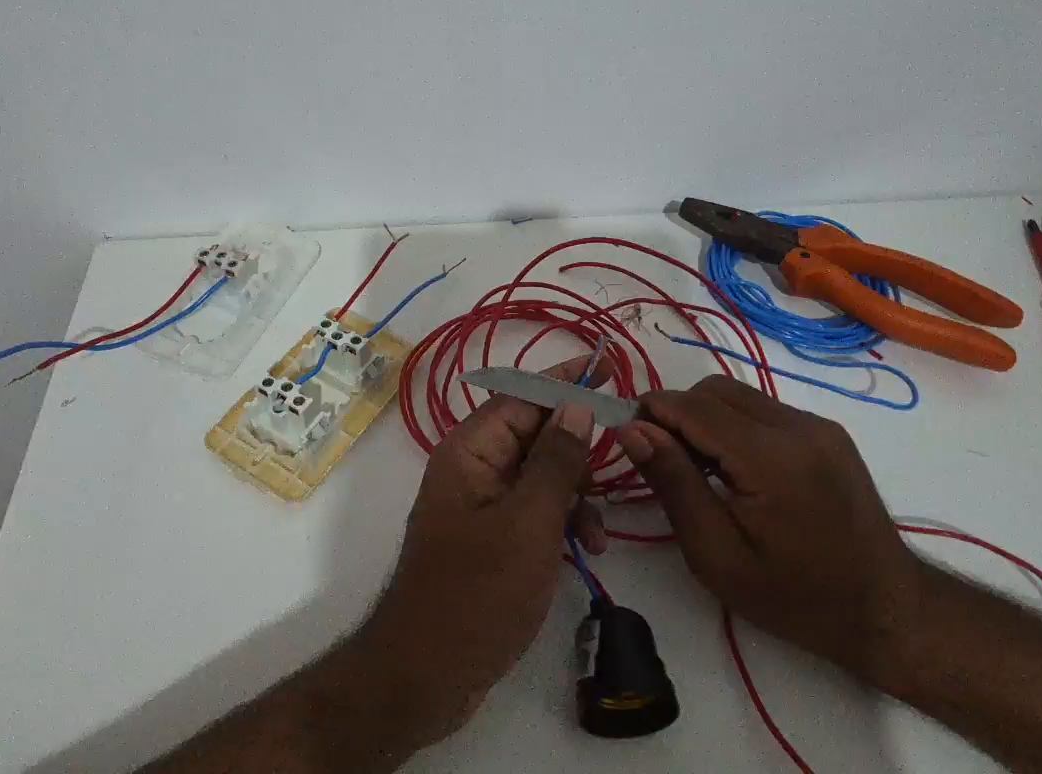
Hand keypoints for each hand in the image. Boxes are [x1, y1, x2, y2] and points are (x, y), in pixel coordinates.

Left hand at [356, 356, 607, 746]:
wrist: (427, 674)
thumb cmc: (478, 593)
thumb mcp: (529, 523)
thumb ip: (556, 462)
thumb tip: (575, 406)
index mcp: (470, 451)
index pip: (521, 396)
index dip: (565, 380)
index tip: (609, 367)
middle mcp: (472, 468)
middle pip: (535, 434)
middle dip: (577, 452)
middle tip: (614, 470)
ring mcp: (481, 505)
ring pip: (541, 476)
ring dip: (576, 495)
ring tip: (598, 534)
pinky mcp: (491, 539)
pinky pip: (535, 511)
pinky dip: (563, 523)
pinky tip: (587, 549)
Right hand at [614, 375, 923, 680]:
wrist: (886, 610)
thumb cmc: (794, 596)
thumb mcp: (717, 554)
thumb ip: (673, 483)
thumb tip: (632, 429)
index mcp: (770, 458)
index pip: (693, 406)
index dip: (652, 413)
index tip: (629, 439)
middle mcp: (798, 426)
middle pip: (714, 390)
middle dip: (678, 414)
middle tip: (666, 464)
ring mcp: (818, 425)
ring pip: (738, 394)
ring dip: (706, 418)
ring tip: (702, 471)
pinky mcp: (828, 432)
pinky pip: (764, 409)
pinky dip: (736, 425)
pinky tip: (737, 470)